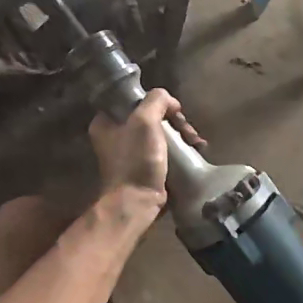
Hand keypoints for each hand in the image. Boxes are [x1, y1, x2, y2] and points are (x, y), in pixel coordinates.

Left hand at [88, 88, 201, 205]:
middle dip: (175, 121)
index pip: (134, 100)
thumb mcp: (144, 121)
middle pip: (151, 117)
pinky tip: (195, 149)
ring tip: (196, 142)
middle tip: (188, 130)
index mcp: (105, 122)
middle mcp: (115, 136)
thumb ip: (156, 100)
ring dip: (181, 134)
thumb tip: (170, 101)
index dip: (157, 102)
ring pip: (160, 133)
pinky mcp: (145, 167)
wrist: (137, 202)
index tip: (174, 110)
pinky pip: (164, 150)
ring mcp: (131, 153)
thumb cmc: (136, 160)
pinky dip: (180, 149)